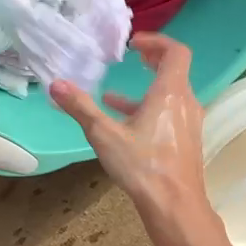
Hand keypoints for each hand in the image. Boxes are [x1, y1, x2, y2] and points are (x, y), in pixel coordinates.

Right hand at [51, 33, 214, 232]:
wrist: (174, 204)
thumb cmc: (141, 165)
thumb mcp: (103, 135)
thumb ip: (81, 108)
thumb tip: (56, 84)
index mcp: (169, 93)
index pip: (175, 53)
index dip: (156, 42)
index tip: (133, 43)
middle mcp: (185, 102)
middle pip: (176, 70)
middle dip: (153, 60)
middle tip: (132, 56)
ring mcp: (189, 122)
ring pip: (171, 94)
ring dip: (148, 87)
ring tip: (117, 93)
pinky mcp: (186, 139)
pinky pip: (170, 112)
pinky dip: (149, 108)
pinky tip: (126, 124)